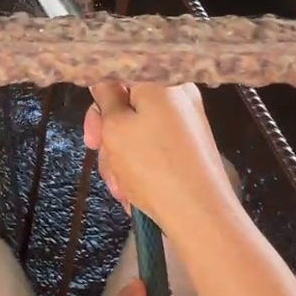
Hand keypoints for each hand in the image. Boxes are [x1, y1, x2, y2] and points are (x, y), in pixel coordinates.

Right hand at [84, 82, 231, 228]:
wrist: (203, 219)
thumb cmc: (154, 166)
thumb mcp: (115, 128)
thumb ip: (105, 99)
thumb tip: (104, 82)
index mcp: (163, 82)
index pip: (120, 77)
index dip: (99, 104)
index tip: (92, 134)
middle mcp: (180, 97)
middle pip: (128, 107)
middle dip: (110, 138)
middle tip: (102, 160)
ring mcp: (189, 126)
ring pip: (139, 133)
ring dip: (121, 159)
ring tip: (121, 188)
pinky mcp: (193, 152)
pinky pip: (156, 149)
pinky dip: (140, 167)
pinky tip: (134, 193)